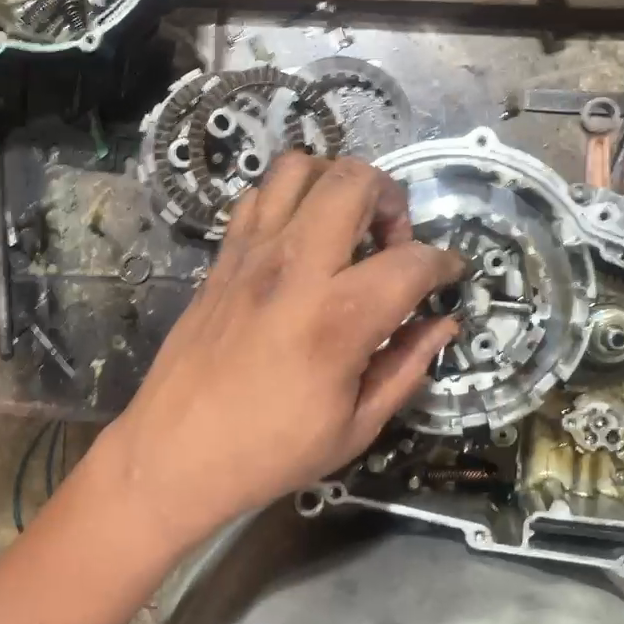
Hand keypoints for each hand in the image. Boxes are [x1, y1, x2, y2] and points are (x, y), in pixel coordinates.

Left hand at [90, 155, 462, 548]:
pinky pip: (256, 197)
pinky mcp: (221, 259)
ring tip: (345, 227)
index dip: (444, 264)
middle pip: (354, 181)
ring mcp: (251, 255)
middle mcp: (296, 268)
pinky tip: (296, 241)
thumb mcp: (355, 427)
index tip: (449, 276)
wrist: (174, 454)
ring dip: (334, 184)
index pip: (412, 260)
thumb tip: (442, 325)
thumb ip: (406, 368)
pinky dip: (286, 201)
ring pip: (298, 169)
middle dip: (390, 198)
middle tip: (392, 242)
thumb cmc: (271, 452)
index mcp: (339, 317)